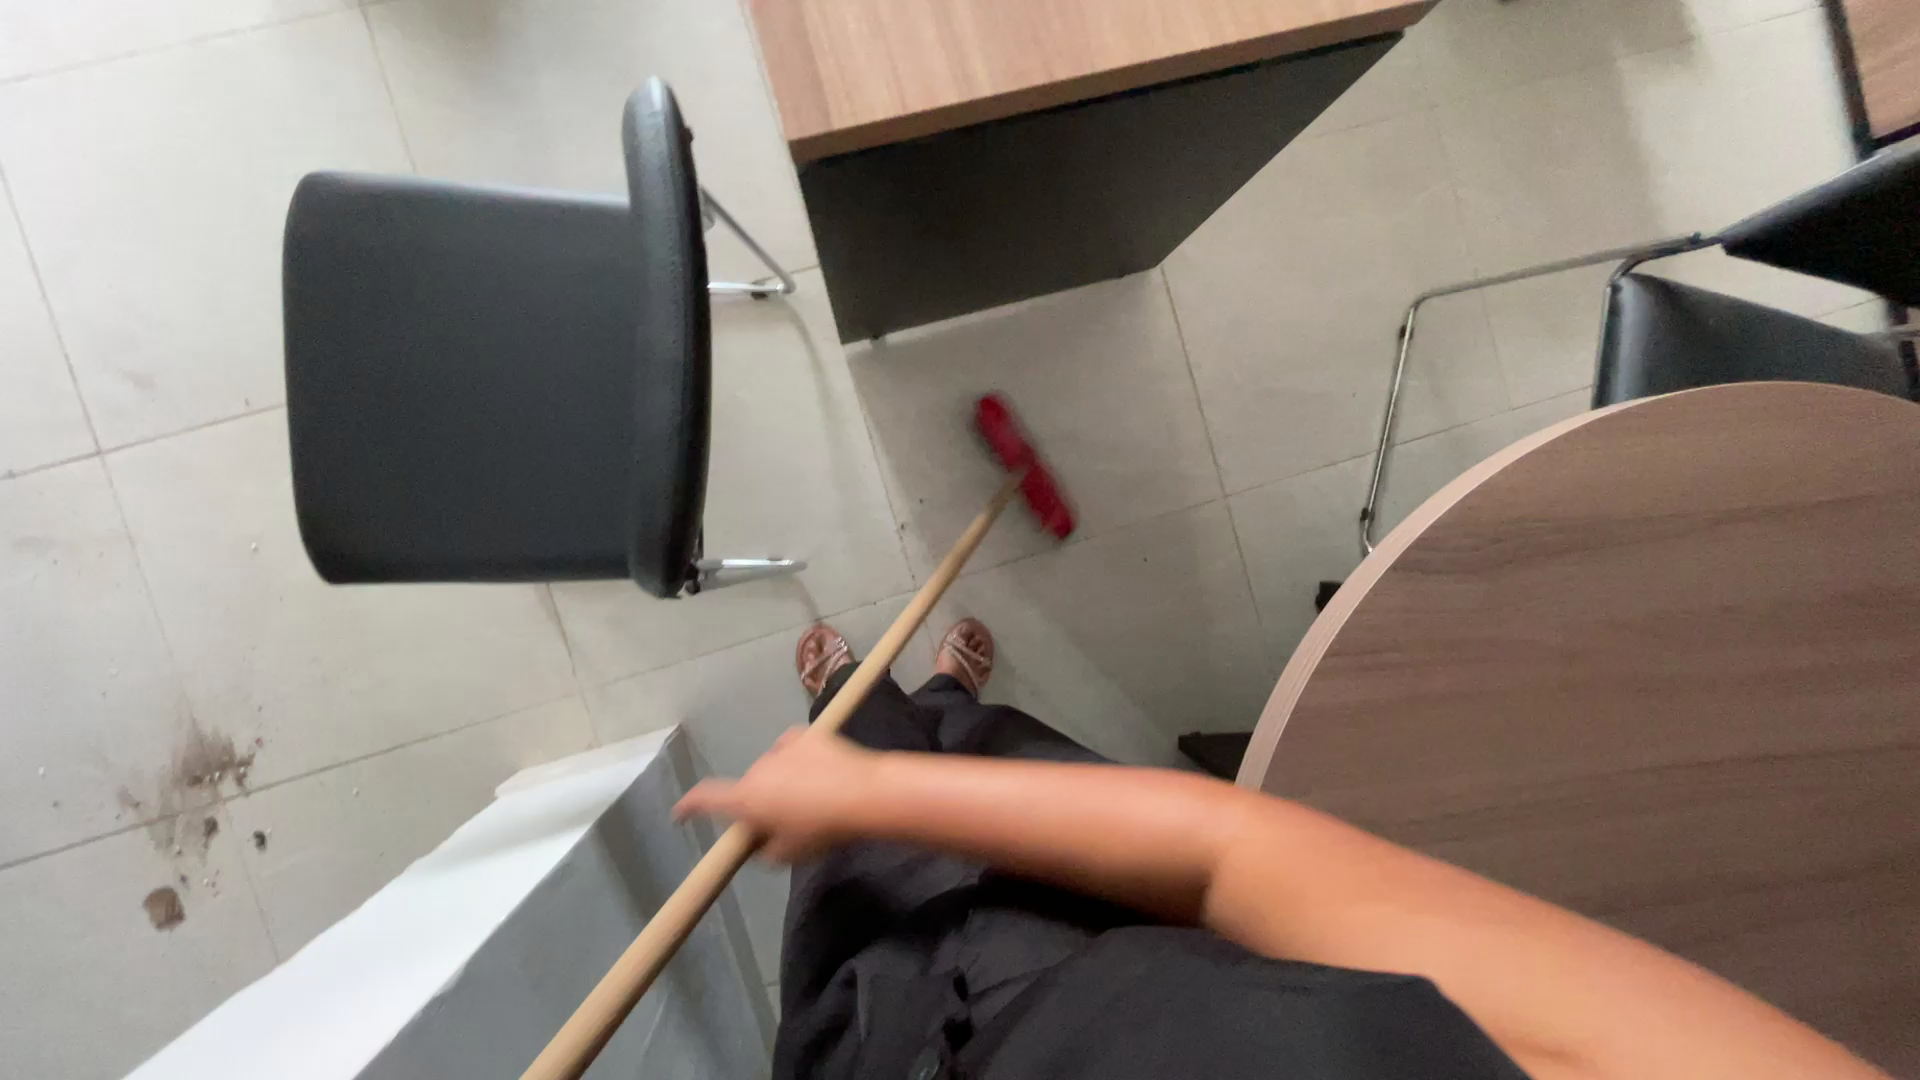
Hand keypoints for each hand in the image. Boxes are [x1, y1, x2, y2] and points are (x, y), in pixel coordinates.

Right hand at [673, 728, 880, 861]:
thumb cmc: (821, 830)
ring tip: (810, 794)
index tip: (681, 811)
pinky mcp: (804, 735)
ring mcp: (781, 748)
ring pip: (772, 768)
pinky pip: (791, 749)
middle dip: (759, 801)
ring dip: (781, 780)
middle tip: (784, 818)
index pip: (705, 798)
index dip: (690, 805)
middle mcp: (757, 769)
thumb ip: (762, 848)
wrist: (862, 793)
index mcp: (746, 799)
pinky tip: (816, 770)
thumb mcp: (786, 855)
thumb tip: (760, 839)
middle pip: (748, 787)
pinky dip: (797, 759)